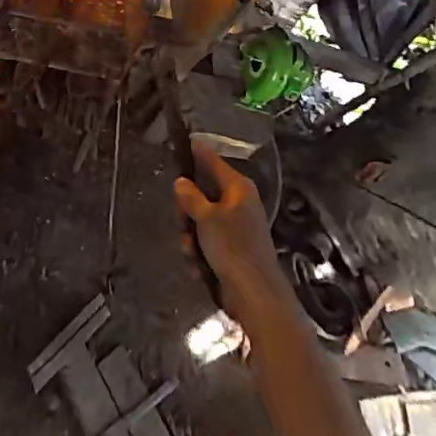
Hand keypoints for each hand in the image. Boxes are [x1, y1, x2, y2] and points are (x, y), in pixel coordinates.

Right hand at [175, 145, 289, 318]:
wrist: (254, 292)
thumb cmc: (232, 247)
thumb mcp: (206, 218)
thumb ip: (191, 198)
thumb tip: (181, 181)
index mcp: (238, 188)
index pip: (213, 162)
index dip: (198, 153)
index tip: (184, 143)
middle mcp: (239, 202)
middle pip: (203, 194)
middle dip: (188, 212)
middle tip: (181, 222)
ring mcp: (237, 226)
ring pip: (202, 222)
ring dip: (192, 238)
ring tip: (192, 252)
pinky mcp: (233, 249)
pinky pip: (208, 243)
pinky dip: (201, 253)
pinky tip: (200, 267)